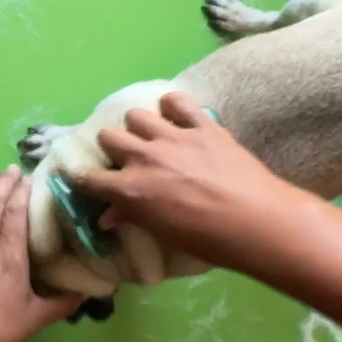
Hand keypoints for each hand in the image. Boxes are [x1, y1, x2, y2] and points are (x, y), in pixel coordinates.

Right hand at [71, 92, 311, 273]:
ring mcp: (174, 138)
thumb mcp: (163, 233)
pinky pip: (178, 101)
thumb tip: (108, 215)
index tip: (83, 179)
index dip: (81, 178)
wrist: (259, 224)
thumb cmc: (208, 239)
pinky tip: (176, 115)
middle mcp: (145, 158)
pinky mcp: (203, 126)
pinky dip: (173, 106)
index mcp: (131, 189)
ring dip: (139, 127)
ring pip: (136, 115)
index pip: (89, 178)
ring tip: (150, 136)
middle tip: (124, 158)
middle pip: (108, 136)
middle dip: (111, 147)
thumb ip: (133, 216)